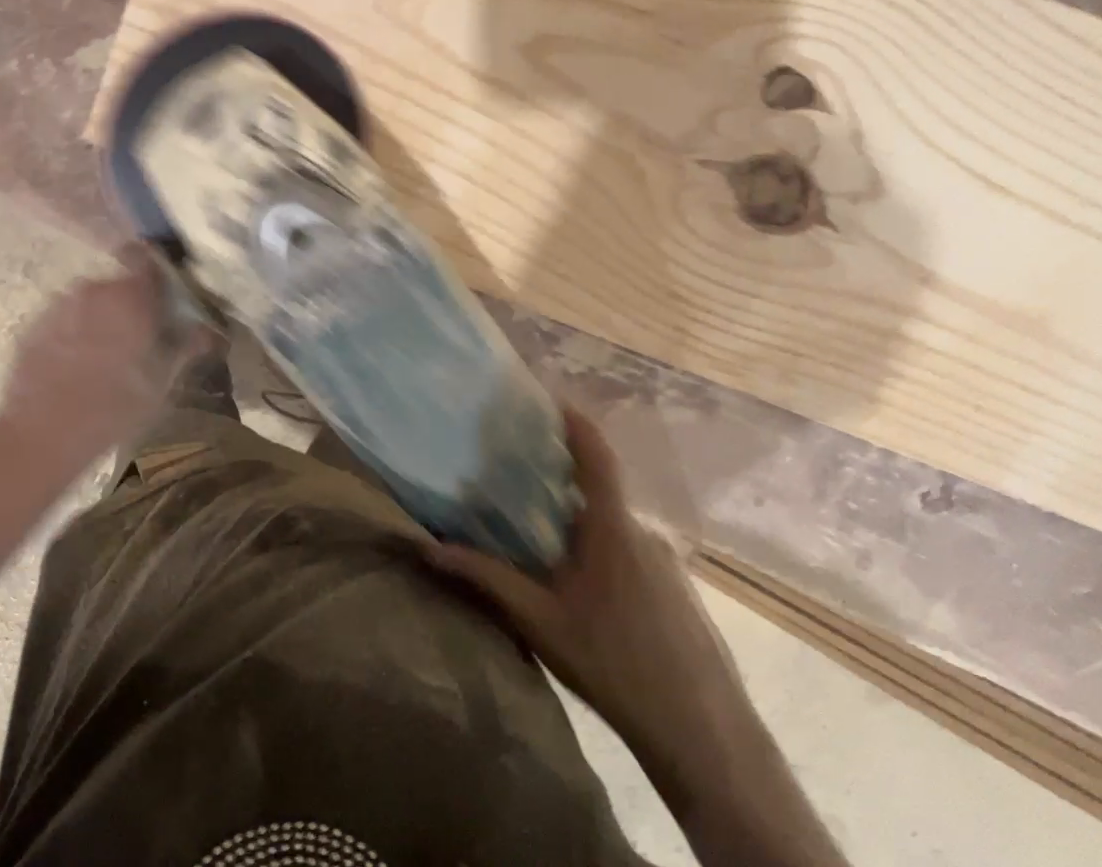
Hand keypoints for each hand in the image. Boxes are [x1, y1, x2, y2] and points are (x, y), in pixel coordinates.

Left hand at [0, 247, 208, 463]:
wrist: (41, 434)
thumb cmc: (112, 411)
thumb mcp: (161, 385)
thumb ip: (184, 348)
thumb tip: (205, 331)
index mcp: (130, 296)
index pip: (152, 267)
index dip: (162, 284)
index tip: (168, 307)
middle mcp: (92, 289)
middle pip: (120, 286)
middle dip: (132, 308)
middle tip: (142, 342)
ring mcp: (58, 305)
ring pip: (91, 303)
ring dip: (101, 320)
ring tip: (107, 360)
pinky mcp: (33, 325)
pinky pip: (65, 321)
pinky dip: (74, 334)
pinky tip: (77, 367)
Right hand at [425, 409, 756, 772]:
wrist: (703, 731)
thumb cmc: (614, 664)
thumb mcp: (538, 620)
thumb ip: (485, 578)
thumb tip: (427, 547)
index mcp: (613, 531)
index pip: (597, 459)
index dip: (576, 424)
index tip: (548, 399)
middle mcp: (646, 536)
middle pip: (600, 494)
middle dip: (560, 481)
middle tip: (514, 481)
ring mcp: (669, 564)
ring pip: (614, 527)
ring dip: (578, 523)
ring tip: (536, 537)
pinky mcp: (679, 592)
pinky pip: (630, 552)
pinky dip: (599, 549)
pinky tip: (578, 587)